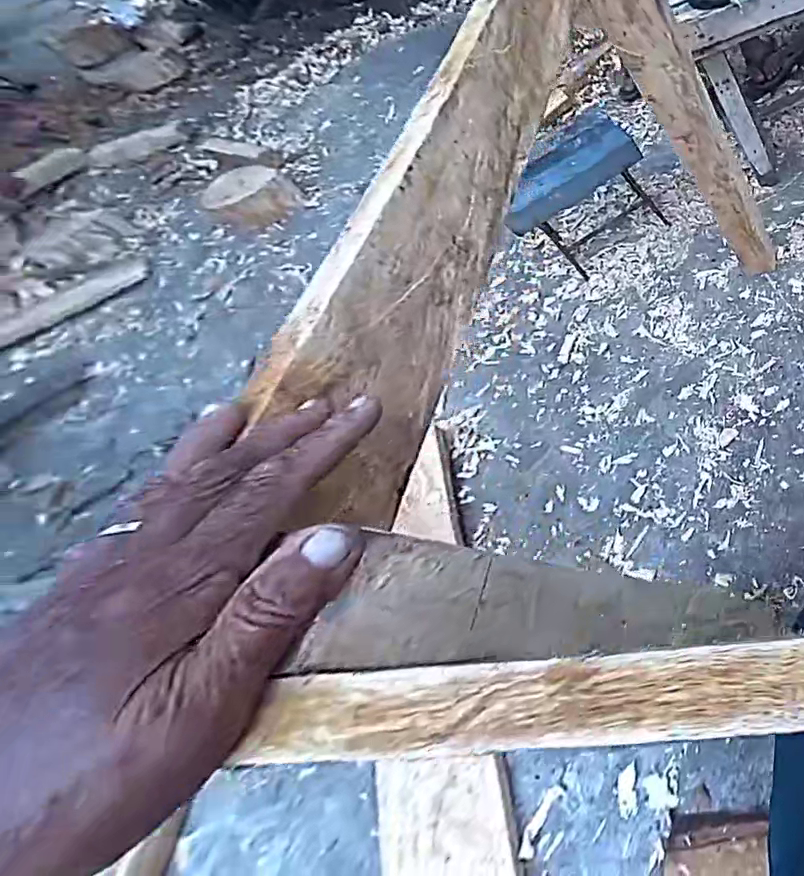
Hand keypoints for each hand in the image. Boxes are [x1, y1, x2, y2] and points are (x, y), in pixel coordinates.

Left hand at [0, 395, 380, 875]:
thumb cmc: (106, 775)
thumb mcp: (205, 707)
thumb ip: (268, 615)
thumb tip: (336, 533)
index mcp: (175, 588)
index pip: (265, 494)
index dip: (319, 447)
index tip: (362, 411)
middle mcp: (131, 572)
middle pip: (217, 482)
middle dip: (278, 436)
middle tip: (324, 402)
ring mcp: (90, 589)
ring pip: (165, 496)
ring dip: (215, 450)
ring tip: (240, 413)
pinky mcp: (66, 610)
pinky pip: (127, 527)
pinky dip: (162, 490)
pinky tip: (168, 491)